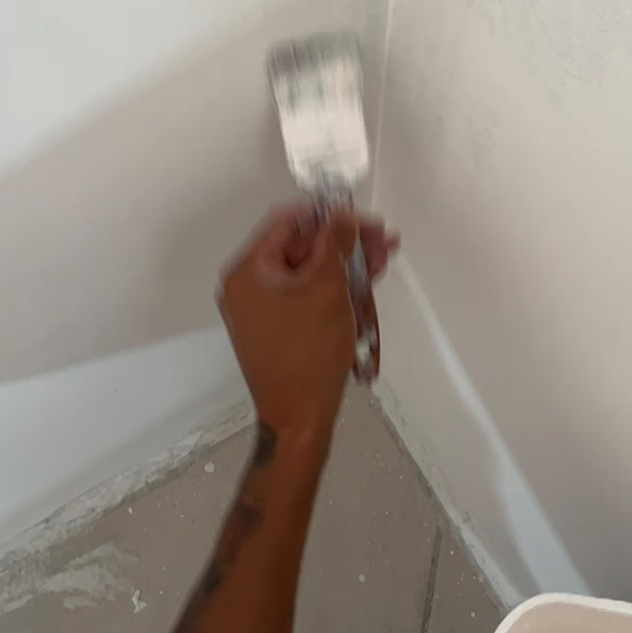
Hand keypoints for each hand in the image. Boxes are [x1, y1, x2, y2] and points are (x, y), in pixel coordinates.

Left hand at [218, 204, 398, 442]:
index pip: (286, 222)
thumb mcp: (327, 287)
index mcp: (248, 271)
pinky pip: (306, 294)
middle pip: (300, 247)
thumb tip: (342, 214)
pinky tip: (366, 281)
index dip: (325, 213)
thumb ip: (335, 242)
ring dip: (345, 262)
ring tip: (382, 258)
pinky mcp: (277, 328)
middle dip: (344, 240)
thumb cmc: (309, 351)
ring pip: (308, 271)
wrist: (299, 419)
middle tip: (381, 238)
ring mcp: (261, 309)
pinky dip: (334, 287)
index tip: (358, 214)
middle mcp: (248, 286)